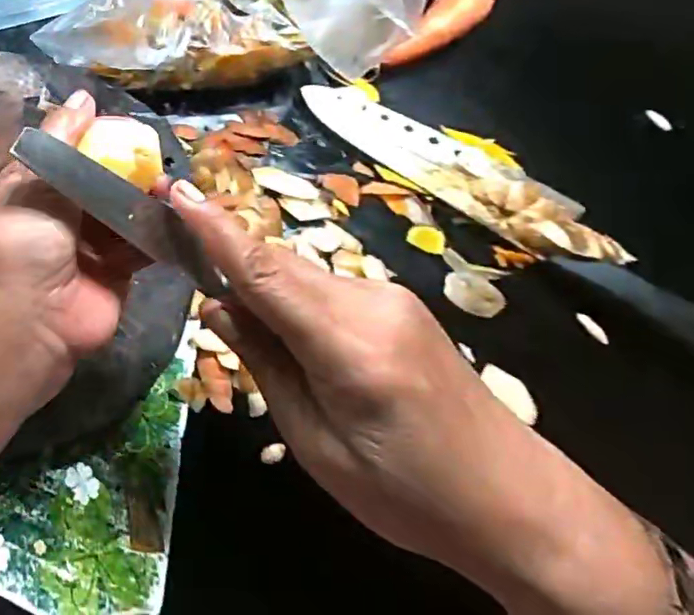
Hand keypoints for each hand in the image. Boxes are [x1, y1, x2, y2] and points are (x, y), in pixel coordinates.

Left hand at [0, 90, 149, 365]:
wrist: (34, 324)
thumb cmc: (26, 248)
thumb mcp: (33, 185)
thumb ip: (62, 141)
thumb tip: (85, 96)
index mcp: (39, 186)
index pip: (72, 150)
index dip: (97, 136)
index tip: (127, 126)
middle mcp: (67, 209)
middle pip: (106, 177)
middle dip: (131, 167)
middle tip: (155, 156)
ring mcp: (95, 239)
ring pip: (129, 207)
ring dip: (150, 196)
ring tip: (169, 184)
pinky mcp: (122, 265)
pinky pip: (145, 240)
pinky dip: (161, 228)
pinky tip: (178, 212)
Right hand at [168, 181, 673, 614]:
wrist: (515, 501)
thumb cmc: (407, 494)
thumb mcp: (317, 445)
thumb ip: (264, 365)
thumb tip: (217, 306)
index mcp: (349, 345)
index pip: (264, 271)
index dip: (215, 229)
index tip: (177, 192)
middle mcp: (370, 301)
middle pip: (279, 265)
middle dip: (232, 261)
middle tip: (190, 273)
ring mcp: (389, 295)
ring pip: (301, 274)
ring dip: (264, 287)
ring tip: (249, 330)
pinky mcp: (398, 302)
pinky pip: (326, 287)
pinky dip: (294, 298)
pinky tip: (293, 335)